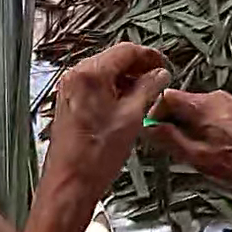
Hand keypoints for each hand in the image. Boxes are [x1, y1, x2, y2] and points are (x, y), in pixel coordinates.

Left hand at [39, 43, 171, 209]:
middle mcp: (76, 76)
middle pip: (114, 59)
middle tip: (158, 78)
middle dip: (138, 68)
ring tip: (147, 93)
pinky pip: (95, 85)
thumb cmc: (94, 156)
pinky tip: (128, 103)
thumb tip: (159, 75)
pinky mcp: (69, 101)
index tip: (162, 64)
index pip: (125, 50)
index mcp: (90, 74)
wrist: (71, 182)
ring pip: (105, 72)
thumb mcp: (132, 117)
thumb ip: (149, 89)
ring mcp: (70, 88)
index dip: (149, 56)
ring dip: (126, 79)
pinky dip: (113, 89)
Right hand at [143, 89, 231, 215]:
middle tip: (171, 147)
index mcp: (203, 105)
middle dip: (172, 122)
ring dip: (190, 127)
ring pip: (197, 110)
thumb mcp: (200, 158)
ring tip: (195, 152)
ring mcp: (231, 103)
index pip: (165, 96)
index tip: (151, 131)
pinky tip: (215, 149)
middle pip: (181, 103)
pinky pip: (214, 114)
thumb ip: (171, 140)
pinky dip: (206, 128)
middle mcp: (217, 98)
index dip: (154, 113)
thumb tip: (147, 127)